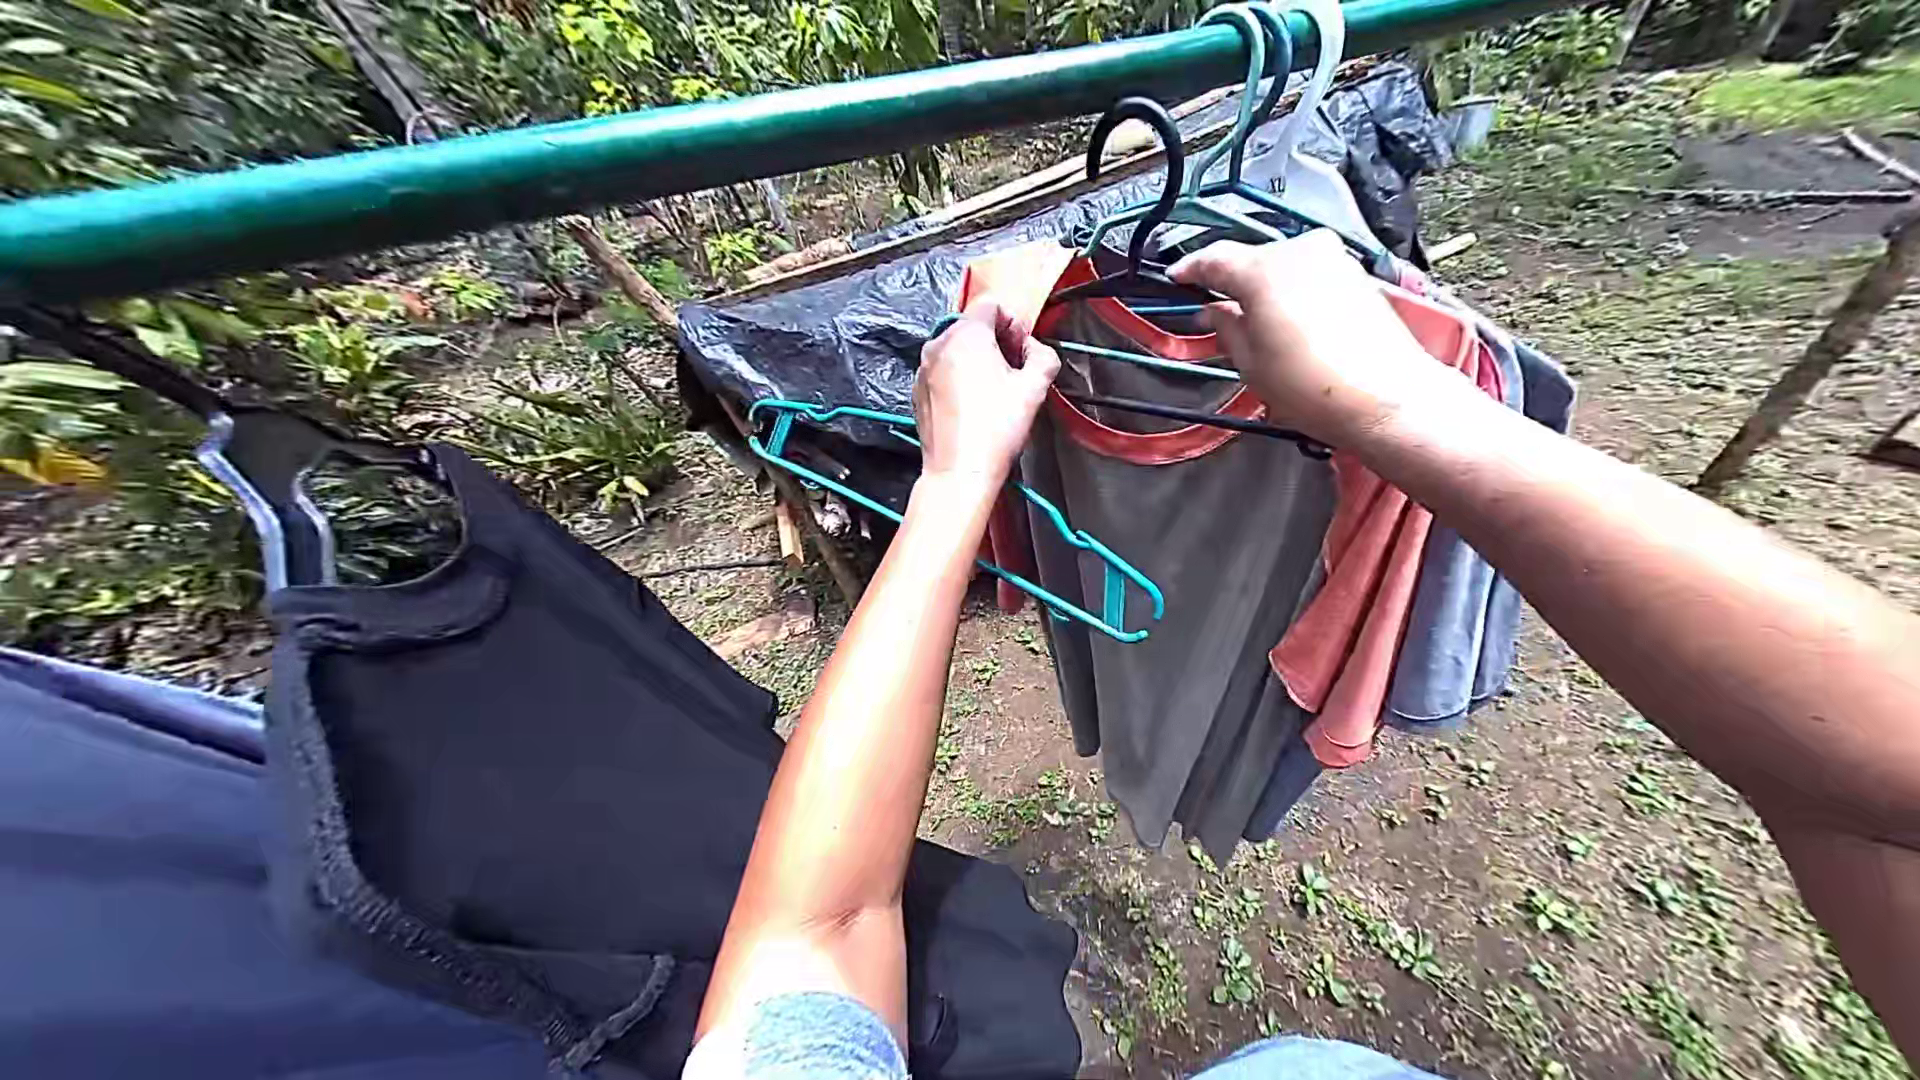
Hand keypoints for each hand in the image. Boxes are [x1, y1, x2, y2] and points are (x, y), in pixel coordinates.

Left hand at [913, 295, 1060, 486]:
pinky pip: (943, 373)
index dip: (1013, 323)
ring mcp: (923, 370)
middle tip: (1013, 373)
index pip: (992, 304)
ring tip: (994, 394)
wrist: (960, 472)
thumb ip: (1044, 356)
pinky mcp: (918, 392)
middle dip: (996, 343)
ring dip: (977, 362)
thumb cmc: (994, 431)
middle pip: (972, 326)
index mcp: (965, 335)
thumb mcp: (1035, 388)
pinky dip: (959, 381)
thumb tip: (1036, 350)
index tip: (1022, 349)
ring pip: (956, 350)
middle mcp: (938, 346)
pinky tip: (975, 407)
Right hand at [1170, 231, 1467, 445]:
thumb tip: (1216, 312)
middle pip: (1250, 259)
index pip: (1214, 258)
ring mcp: (1333, 259)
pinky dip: (1288, 292)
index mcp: (1265, 270)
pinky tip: (1282, 321)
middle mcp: (1301, 251)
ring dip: (1260, 288)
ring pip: (1281, 266)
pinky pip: (1307, 274)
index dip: (1190, 269)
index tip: (1176, 279)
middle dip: (1229, 283)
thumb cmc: (1309, 385)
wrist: (1384, 396)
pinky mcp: (1355, 275)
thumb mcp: (1249, 362)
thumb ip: (1226, 328)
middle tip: (1212, 312)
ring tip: (1249, 323)